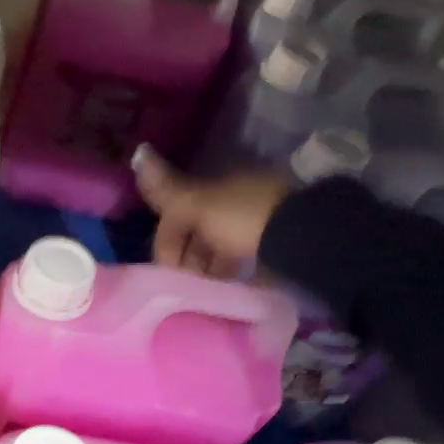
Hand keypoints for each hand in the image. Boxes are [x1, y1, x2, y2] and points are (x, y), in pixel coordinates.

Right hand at [133, 145, 289, 277]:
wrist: (305, 239)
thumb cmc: (244, 219)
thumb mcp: (199, 204)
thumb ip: (166, 187)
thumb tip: (138, 150)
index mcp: (219, 184)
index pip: (177, 212)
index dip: (165, 241)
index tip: (166, 272)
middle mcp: (238, 197)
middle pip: (197, 230)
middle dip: (186, 257)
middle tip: (184, 285)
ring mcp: (259, 221)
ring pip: (219, 246)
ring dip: (207, 269)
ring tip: (204, 292)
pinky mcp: (275, 244)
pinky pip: (240, 259)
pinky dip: (229, 273)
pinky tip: (226, 288)